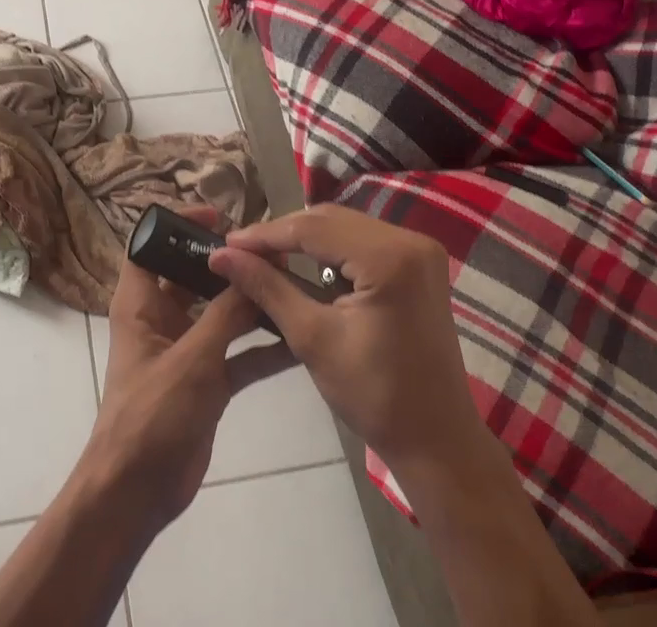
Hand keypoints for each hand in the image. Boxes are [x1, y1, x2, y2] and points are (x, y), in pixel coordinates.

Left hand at [82, 206, 297, 528]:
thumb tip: (257, 268)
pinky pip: (239, 354)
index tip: (222, 216)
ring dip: (253, 303)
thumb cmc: (152, 415)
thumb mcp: (191, 359)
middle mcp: (161, 319)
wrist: (138, 489)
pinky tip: (301, 340)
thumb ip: (227, 314)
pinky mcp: (207, 382)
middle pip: (194, 276)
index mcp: (140, 303)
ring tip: (297, 284)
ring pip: (222, 314)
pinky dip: (264, 348)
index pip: (150, 245)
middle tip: (275, 251)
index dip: (178, 224)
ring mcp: (186, 351)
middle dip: (231, 263)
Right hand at [208, 204, 478, 473]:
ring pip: (345, 227)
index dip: (264, 235)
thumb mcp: (312, 338)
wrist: (435, 436)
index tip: (223, 245)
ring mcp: (419, 251)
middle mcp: (410, 240)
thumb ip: (266, 287)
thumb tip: (221, 255)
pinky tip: (300, 265)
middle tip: (238, 252)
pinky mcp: (419, 265)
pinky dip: (329, 250)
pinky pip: (363, 242)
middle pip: (330, 220)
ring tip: (261, 257)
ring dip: (303, 239)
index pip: (312, 228)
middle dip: (282, 233)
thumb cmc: (374, 394)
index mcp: (389, 257)